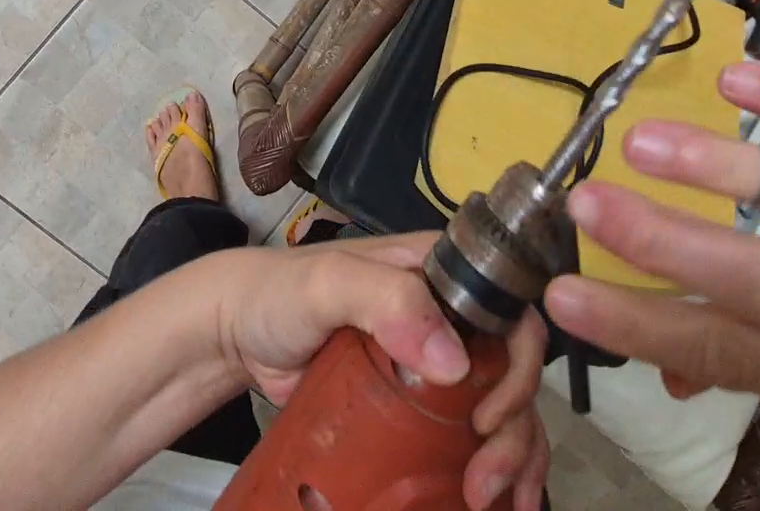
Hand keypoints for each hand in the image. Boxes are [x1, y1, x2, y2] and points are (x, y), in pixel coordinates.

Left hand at [202, 233, 550, 510]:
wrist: (239, 334)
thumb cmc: (282, 293)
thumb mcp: (328, 283)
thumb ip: (384, 299)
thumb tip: (455, 363)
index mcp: (440, 271)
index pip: (508, 308)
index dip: (519, 361)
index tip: (492, 411)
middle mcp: (450, 313)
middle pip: (512, 368)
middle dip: (516, 426)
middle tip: (486, 476)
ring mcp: (436, 360)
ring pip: (502, 405)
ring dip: (513, 455)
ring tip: (488, 499)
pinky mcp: (418, 405)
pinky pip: (470, 434)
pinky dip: (495, 467)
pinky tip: (498, 502)